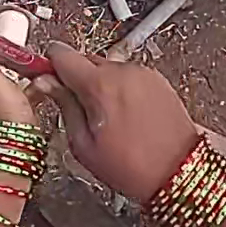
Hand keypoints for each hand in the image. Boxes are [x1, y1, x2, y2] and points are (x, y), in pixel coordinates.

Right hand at [34, 44, 198, 200]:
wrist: (180, 173)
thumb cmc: (131, 167)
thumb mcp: (83, 144)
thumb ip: (63, 105)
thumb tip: (45, 82)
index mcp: (99, 84)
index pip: (61, 53)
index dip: (50, 65)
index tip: (47, 79)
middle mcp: (122, 70)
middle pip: (84, 59)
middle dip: (75, 78)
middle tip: (78, 109)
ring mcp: (142, 72)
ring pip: (106, 67)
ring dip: (99, 84)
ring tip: (106, 119)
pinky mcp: (157, 79)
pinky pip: (127, 75)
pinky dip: (120, 88)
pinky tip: (125, 116)